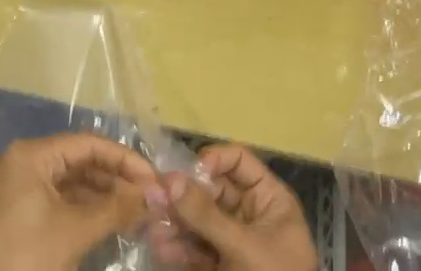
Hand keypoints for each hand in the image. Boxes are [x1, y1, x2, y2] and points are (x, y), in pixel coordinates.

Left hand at [0, 133, 159, 270]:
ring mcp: (16, 188)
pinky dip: (83, 208)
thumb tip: (155, 195)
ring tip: (136, 211)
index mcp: (31, 155)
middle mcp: (22, 162)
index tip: (155, 179)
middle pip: (79, 160)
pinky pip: (56, 200)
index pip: (88, 144)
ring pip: (69, 182)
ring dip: (102, 195)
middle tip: (149, 197)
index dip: (125, 160)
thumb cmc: (26, 258)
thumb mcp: (75, 231)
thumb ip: (117, 208)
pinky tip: (109, 221)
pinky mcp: (15, 213)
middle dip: (115, 178)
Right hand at [149, 144, 317, 270]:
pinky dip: (177, 248)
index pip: (238, 161)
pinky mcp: (219, 266)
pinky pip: (195, 248)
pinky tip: (160, 248)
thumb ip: (207, 215)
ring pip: (198, 221)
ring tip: (152, 226)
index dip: (212, 160)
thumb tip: (169, 179)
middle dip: (183, 196)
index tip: (186, 174)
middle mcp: (249, 214)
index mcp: (268, 199)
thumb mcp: (244, 246)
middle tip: (154, 199)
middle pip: (211, 190)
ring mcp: (232, 242)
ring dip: (174, 222)